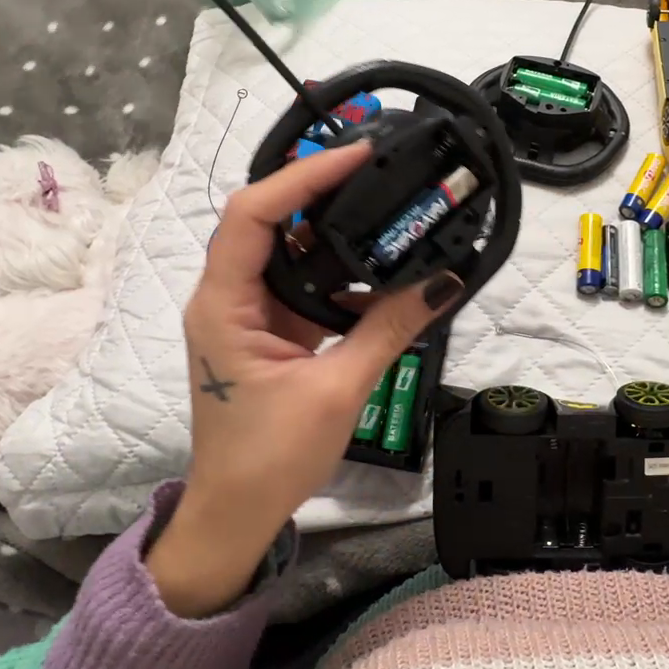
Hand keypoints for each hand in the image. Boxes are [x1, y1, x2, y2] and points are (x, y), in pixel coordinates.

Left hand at [147, 143, 462, 615]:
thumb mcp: (337, 390)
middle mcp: (227, 295)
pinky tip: (374, 260)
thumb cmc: (269, 457)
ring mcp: (245, 311)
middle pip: (266, 217)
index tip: (357, 156)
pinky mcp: (266, 327)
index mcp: (224, 303)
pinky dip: (335, 264)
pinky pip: (300, 278)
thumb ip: (389, 328)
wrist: (237, 513)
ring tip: (381, 198)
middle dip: (318, 186)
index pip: (253, 213)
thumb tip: (444, 281)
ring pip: (284, 246)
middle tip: (376, 166)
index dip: (302, 176)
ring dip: (329, 223)